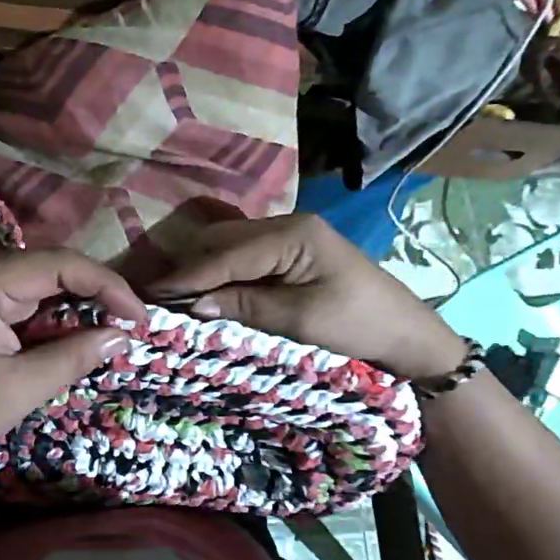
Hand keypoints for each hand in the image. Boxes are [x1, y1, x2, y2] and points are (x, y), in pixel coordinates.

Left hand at [0, 248, 147, 474]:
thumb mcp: (21, 388)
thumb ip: (74, 356)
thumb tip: (124, 335)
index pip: (58, 264)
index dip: (106, 284)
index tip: (139, 316)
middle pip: (53, 268)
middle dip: (97, 293)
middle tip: (133, 324)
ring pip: (46, 285)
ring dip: (81, 307)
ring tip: (117, 330)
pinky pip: (31, 304)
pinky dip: (60, 320)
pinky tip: (83, 337)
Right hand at [146, 214, 466, 378]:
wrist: (406, 335)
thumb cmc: (359, 325)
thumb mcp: (301, 320)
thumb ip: (246, 306)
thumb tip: (195, 304)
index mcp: (294, 234)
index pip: (228, 252)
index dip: (189, 275)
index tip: (152, 293)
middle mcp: (288, 225)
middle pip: (223, 240)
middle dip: (190, 269)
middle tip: (158, 298)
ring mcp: (289, 237)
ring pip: (230, 247)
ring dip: (203, 271)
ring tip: (174, 297)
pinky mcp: (289, 254)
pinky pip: (244, 258)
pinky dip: (222, 274)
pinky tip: (206, 292)